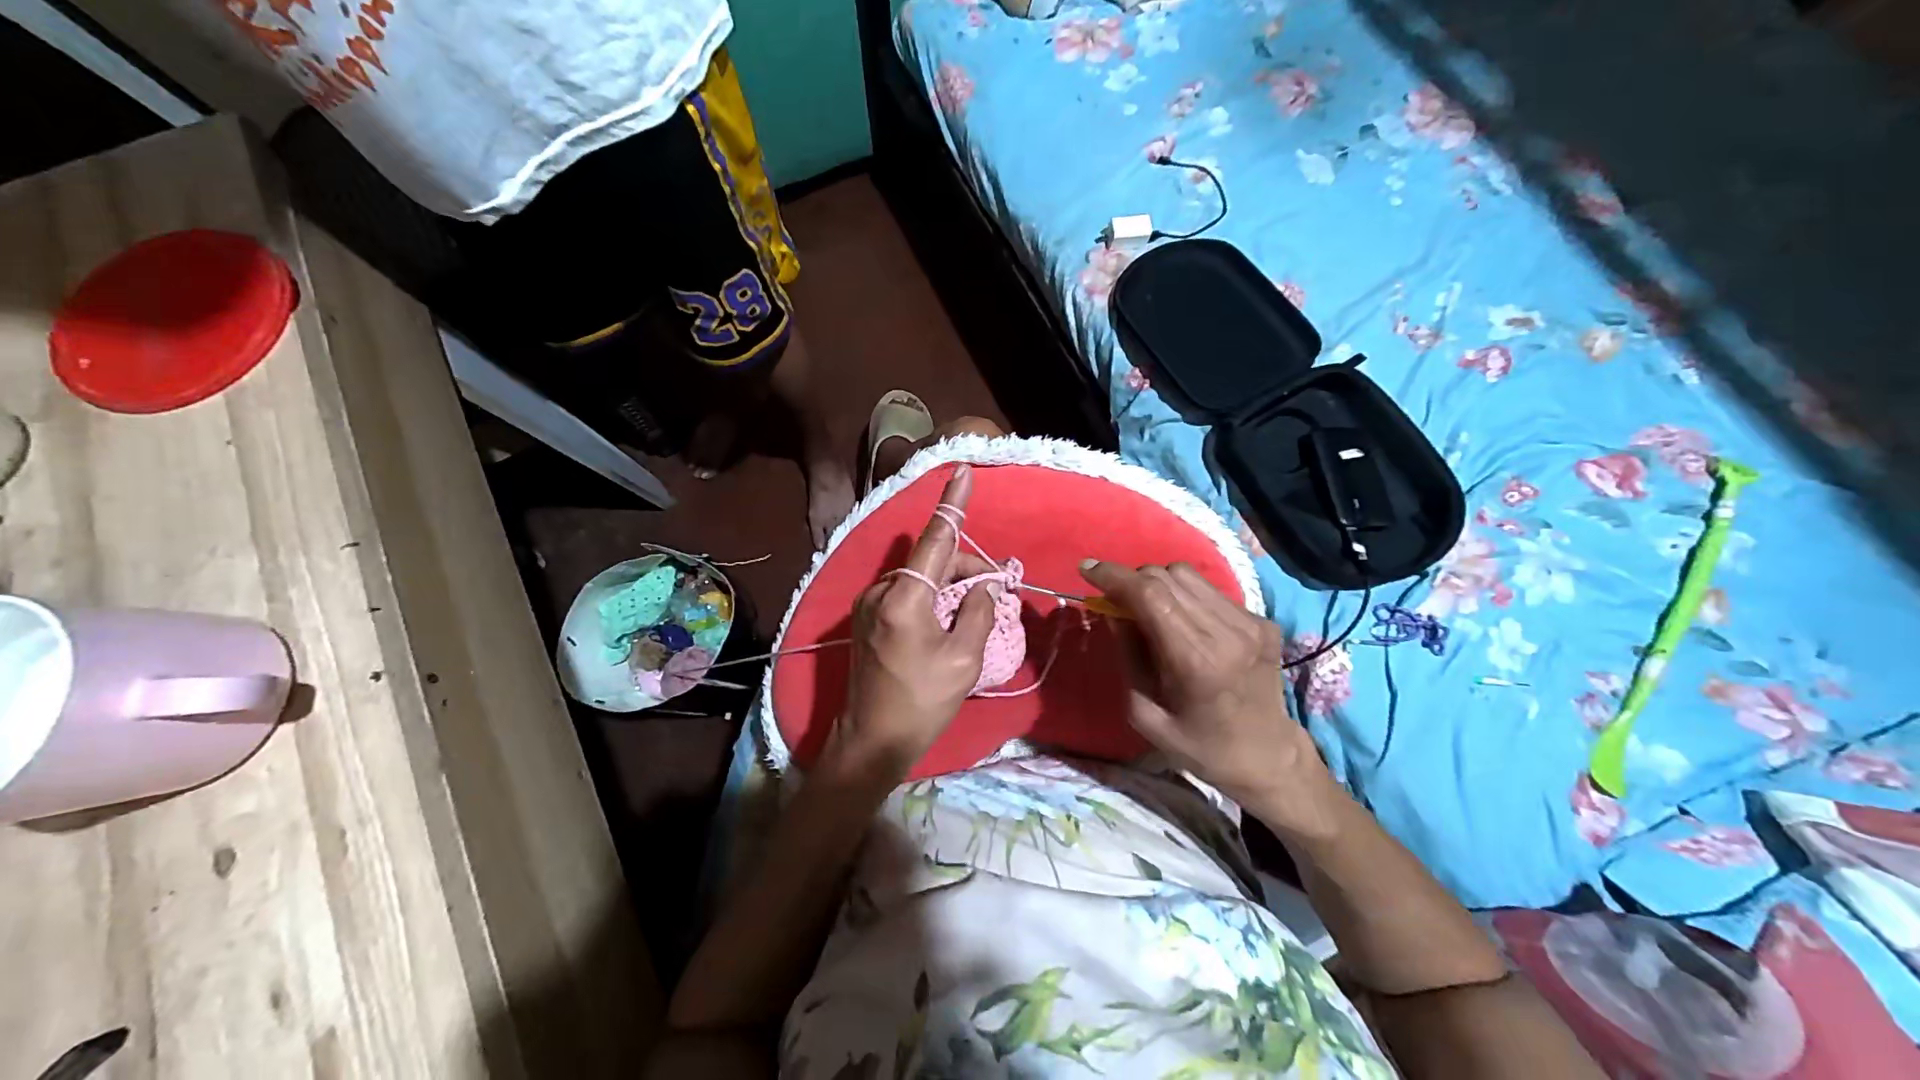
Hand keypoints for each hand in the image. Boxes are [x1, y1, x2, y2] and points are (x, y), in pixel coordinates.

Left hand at [831, 465, 998, 780]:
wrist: (871, 740)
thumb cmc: (921, 703)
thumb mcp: (964, 660)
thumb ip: (978, 612)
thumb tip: (985, 585)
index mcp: (905, 599)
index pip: (935, 540)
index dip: (952, 504)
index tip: (962, 469)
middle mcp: (882, 591)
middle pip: (932, 560)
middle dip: (967, 567)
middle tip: (997, 592)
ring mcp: (870, 604)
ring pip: (921, 576)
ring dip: (951, 584)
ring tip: (977, 610)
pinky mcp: (868, 617)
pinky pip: (908, 592)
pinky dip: (933, 597)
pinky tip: (951, 618)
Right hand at [1079, 560, 1342, 833]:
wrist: (1267, 757)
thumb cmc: (1199, 747)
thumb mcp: (1145, 713)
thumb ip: (1128, 656)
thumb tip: (1113, 611)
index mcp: (1196, 661)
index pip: (1150, 595)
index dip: (1114, 577)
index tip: (1086, 570)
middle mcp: (1227, 633)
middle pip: (1167, 577)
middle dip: (1132, 580)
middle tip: (1114, 600)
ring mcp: (1250, 623)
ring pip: (1188, 575)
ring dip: (1158, 583)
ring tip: (1146, 607)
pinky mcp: (1262, 621)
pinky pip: (1210, 590)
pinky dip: (1185, 595)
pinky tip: (1181, 620)